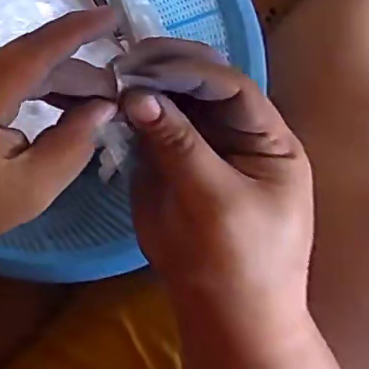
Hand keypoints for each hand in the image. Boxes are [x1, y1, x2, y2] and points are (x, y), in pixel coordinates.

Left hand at [0, 9, 120, 249]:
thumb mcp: (31, 186)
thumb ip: (71, 143)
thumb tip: (102, 106)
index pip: (35, 51)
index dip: (76, 31)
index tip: (115, 15)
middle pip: (30, 57)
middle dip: (80, 68)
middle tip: (126, 91)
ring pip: (19, 65)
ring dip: (60, 78)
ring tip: (104, 101)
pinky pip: (3, 74)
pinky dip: (36, 84)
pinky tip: (66, 104)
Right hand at [118, 40, 312, 331]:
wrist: (220, 304)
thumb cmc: (237, 256)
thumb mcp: (214, 198)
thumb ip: (178, 143)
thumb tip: (135, 95)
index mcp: (266, 138)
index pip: (229, 86)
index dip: (187, 69)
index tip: (140, 68)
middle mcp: (232, 130)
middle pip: (199, 80)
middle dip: (161, 66)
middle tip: (118, 64)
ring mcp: (196, 140)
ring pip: (168, 94)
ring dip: (139, 82)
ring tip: (105, 77)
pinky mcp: (162, 153)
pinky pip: (144, 117)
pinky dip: (124, 105)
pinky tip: (103, 100)